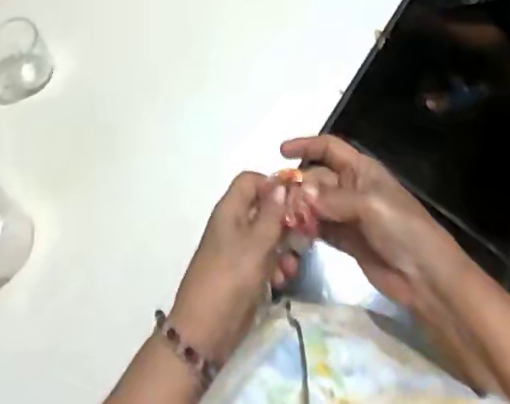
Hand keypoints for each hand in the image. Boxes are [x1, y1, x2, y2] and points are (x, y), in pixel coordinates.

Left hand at [167, 173, 294, 361]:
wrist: (205, 330)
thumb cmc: (231, 277)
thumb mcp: (257, 242)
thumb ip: (272, 213)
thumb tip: (281, 184)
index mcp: (230, 209)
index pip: (251, 180)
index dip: (272, 185)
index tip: (295, 200)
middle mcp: (233, 224)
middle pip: (263, 208)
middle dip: (285, 220)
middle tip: (304, 234)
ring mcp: (238, 249)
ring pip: (267, 235)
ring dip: (284, 247)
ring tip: (292, 265)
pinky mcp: (243, 272)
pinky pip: (264, 259)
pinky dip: (276, 266)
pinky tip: (283, 280)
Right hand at [280, 136, 467, 316]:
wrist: (426, 277)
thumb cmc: (403, 228)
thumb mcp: (369, 205)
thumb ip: (333, 199)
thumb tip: (299, 193)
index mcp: (362, 169)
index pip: (329, 148)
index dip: (306, 145)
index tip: (280, 151)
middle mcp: (353, 187)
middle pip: (317, 178)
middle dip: (298, 185)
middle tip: (276, 200)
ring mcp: (348, 215)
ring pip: (315, 204)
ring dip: (298, 209)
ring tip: (279, 219)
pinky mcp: (346, 240)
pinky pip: (319, 228)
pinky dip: (306, 229)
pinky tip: (291, 234)